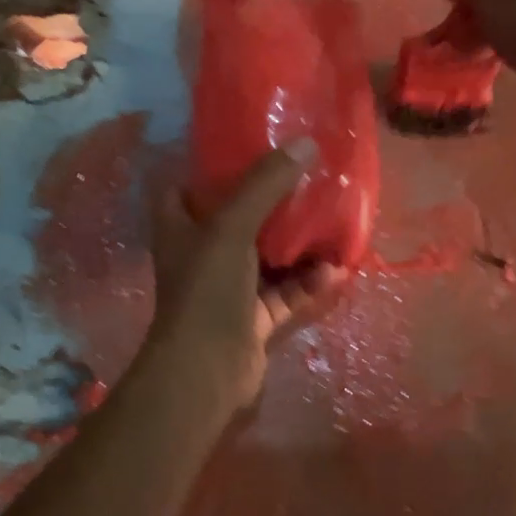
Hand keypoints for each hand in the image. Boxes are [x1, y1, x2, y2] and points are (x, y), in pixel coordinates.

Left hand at [148, 139, 347, 409]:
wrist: (206, 372)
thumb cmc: (207, 288)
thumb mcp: (233, 226)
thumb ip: (266, 184)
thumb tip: (305, 144)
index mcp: (179, 227)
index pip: (185, 186)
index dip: (209, 167)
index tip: (246, 146)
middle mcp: (200, 254)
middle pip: (235, 219)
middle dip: (270, 203)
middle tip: (306, 179)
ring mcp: (227, 289)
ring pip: (267, 257)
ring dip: (298, 245)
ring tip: (333, 222)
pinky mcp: (253, 319)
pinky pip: (286, 293)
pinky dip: (308, 284)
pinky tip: (336, 271)